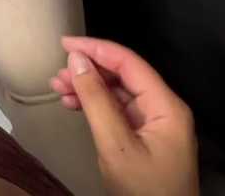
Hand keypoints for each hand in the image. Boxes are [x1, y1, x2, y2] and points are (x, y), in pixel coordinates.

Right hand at [50, 36, 197, 195]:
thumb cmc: (144, 191)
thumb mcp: (116, 146)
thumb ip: (96, 99)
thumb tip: (76, 58)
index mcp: (166, 106)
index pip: (128, 62)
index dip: (95, 48)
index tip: (64, 44)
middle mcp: (164, 109)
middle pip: (122, 75)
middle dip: (88, 70)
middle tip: (57, 74)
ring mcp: (155, 125)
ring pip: (117, 91)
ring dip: (87, 87)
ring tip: (59, 88)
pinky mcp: (145, 139)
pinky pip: (117, 110)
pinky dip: (94, 105)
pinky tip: (73, 104)